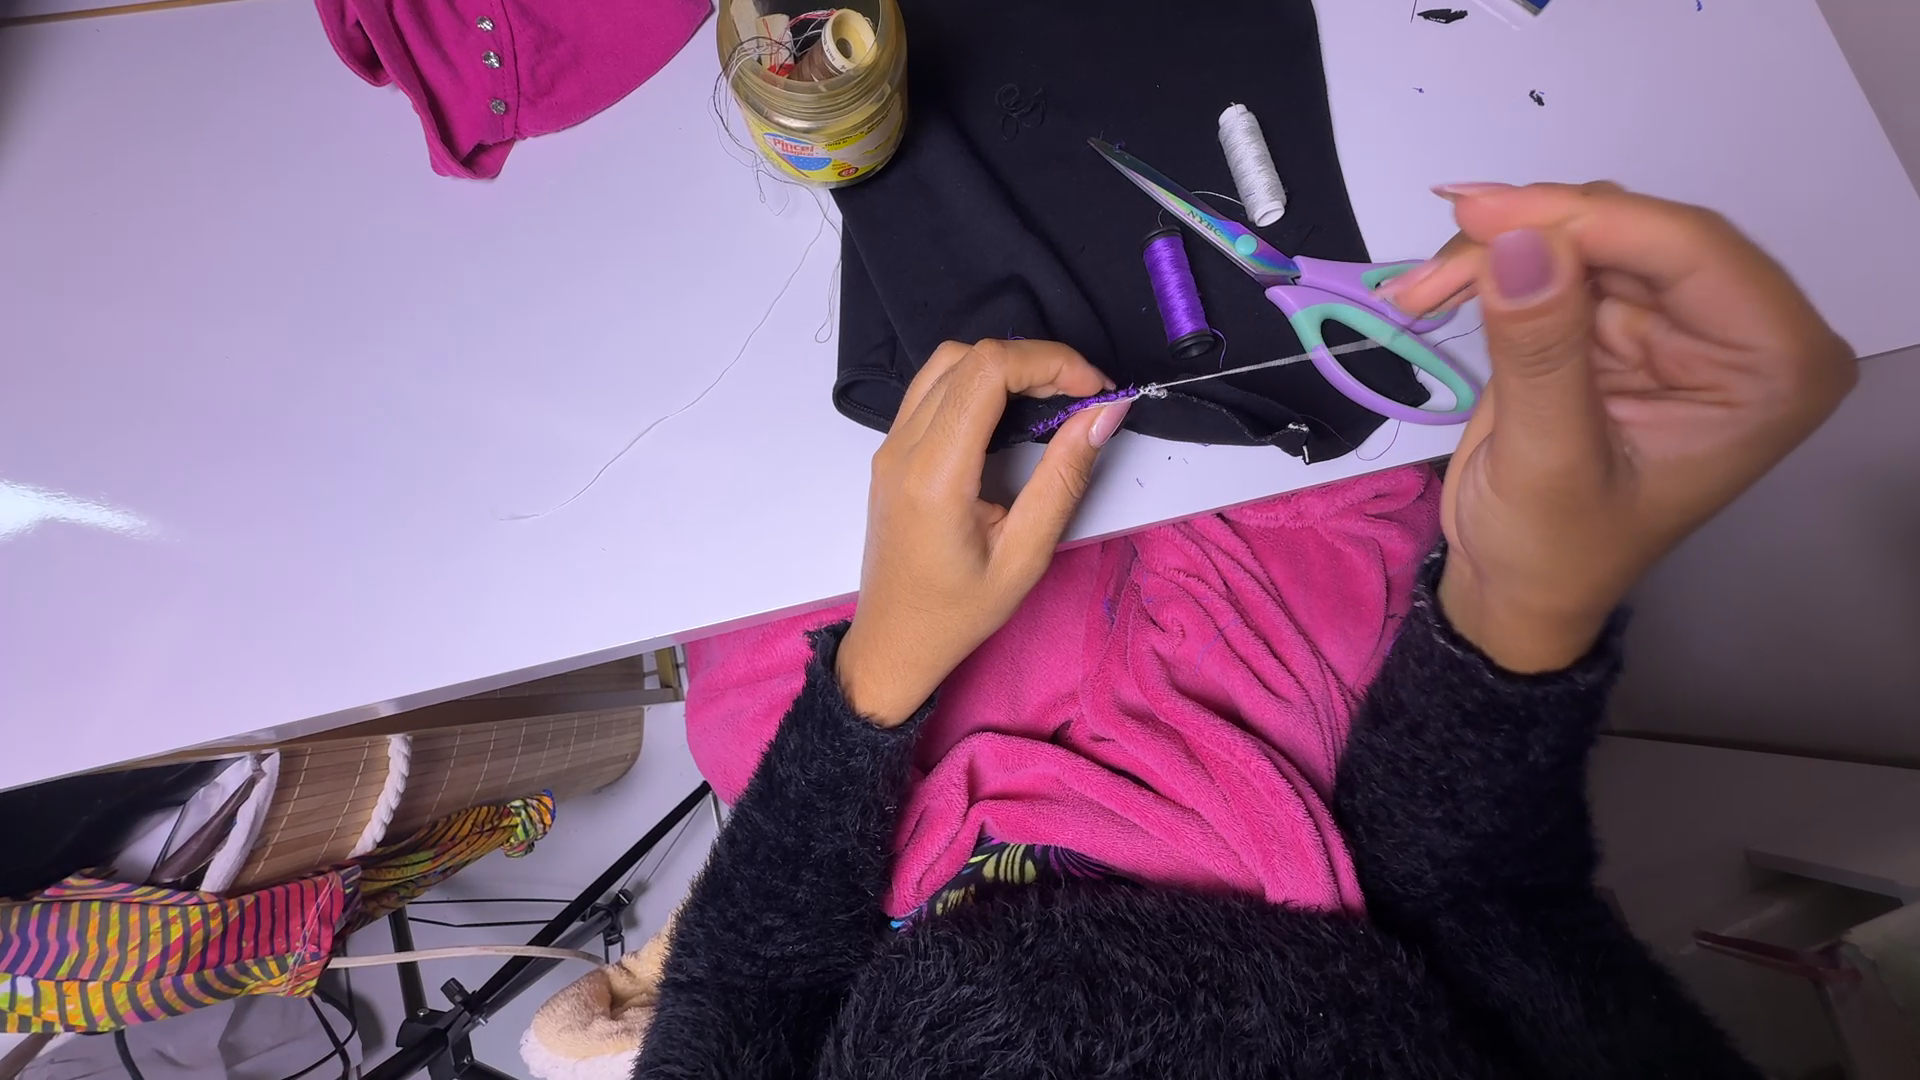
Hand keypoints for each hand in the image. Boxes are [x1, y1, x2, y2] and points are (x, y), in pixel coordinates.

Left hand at [836, 339, 1130, 724]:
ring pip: (945, 365)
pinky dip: (976, 383)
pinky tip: (1009, 414)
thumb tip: (1105, 412)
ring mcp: (889, 447)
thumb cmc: (958, 613)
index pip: (987, 370)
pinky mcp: (890, 453)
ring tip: (1050, 398)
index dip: (1049, 361)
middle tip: (1081, 394)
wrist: (893, 641)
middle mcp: (902, 448)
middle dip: (1034, 360)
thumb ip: (1065, 477)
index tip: (1095, 390)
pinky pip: (931, 391)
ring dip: (1002, 366)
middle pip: (967, 357)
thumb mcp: (1025, 554)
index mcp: (934, 475)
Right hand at [1380, 183, 1854, 671]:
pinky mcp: (1597, 334)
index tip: (1474, 214)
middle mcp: (1728, 332)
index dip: (1582, 222)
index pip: (1688, 251)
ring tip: (1411, 297)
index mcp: (1767, 366)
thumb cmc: (1550, 548)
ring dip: (1487, 259)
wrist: (1512, 585)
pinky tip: (1430, 297)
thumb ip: (1541, 353)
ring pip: (1575, 244)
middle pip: (1627, 237)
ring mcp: (1660, 329)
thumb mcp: (1546, 460)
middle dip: (1520, 242)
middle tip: (1424, 275)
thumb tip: (1517, 245)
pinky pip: (1542, 274)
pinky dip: (1481, 278)